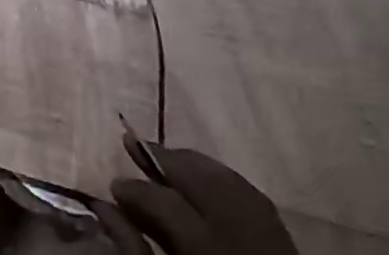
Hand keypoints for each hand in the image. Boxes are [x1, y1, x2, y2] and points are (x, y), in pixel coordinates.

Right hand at [93, 136, 297, 254]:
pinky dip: (219, 177)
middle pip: (198, 180)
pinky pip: (248, 192)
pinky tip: (200, 179)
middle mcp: (239, 236)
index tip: (114, 187)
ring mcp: (268, 234)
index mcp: (207, 250)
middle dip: (162, 159)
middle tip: (130, 145)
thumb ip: (133, 249)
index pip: (165, 203)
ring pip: (224, 178)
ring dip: (189, 162)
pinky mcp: (286, 236)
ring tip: (162, 159)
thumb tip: (102, 206)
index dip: (135, 191)